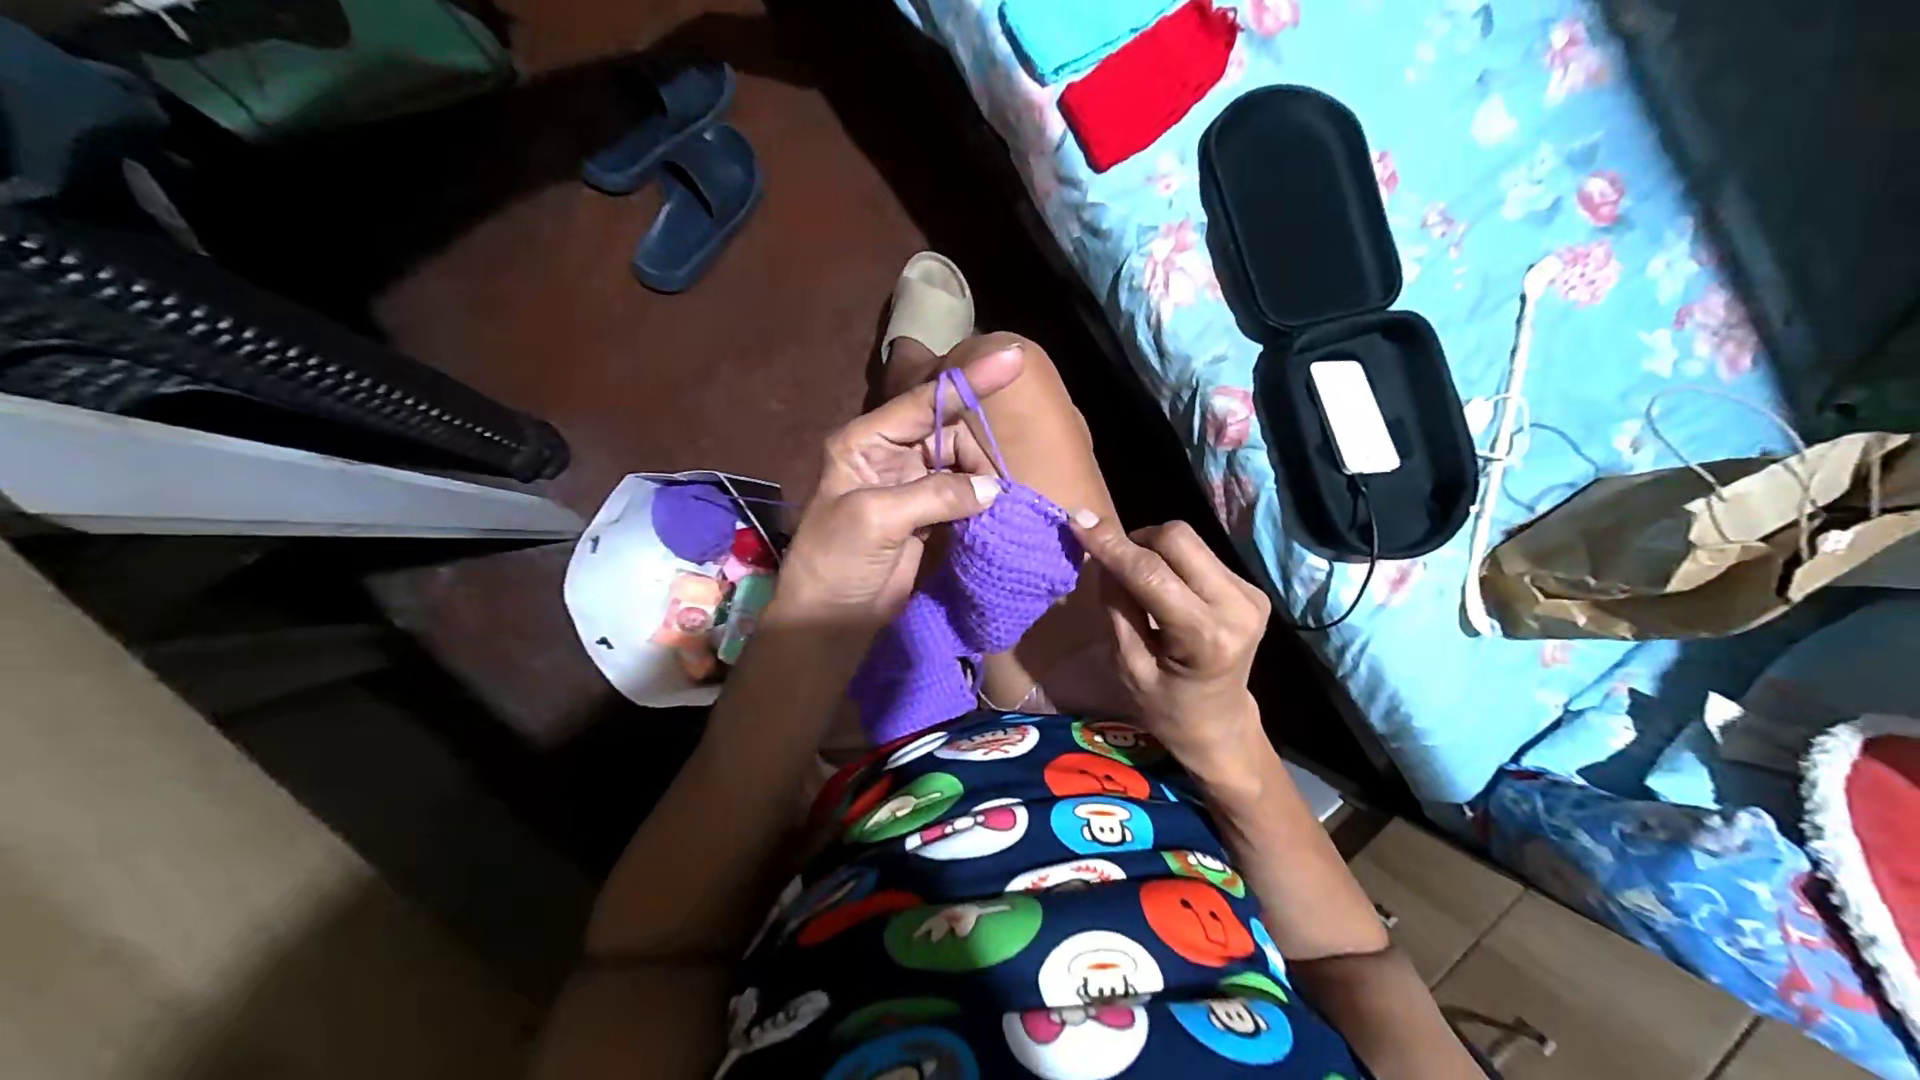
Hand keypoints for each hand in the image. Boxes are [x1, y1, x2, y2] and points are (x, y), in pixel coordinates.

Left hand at [772, 345, 1024, 629]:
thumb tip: (991, 488)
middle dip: (979, 449)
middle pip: (949, 432)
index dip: (968, 382)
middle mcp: (889, 455)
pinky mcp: (926, 516)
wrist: (830, 620)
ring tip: (1000, 500)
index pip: (922, 401)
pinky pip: (963, 495)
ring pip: (961, 464)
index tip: (1013, 360)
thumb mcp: (876, 519)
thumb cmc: (836, 562)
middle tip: (1000, 482)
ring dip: (984, 477)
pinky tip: (998, 508)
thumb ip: (935, 495)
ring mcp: (910, 485)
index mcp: (864, 442)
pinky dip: (981, 501)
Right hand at [1071, 512, 1274, 792]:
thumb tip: (1101, 551)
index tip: (1078, 522)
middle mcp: (1238, 607)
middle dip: (1136, 541)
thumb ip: (1116, 606)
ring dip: (1153, 549)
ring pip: (1189, 540)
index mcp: (1206, 638)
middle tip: (1114, 565)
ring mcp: (1250, 594)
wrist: (1220, 723)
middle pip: (1177, 538)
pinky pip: (1199, 553)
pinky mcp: (1251, 587)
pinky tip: (1165, 587)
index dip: (1112, 545)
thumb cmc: (1166, 707)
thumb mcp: (1128, 666)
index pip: (1151, 575)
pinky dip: (1171, 560)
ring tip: (1139, 581)